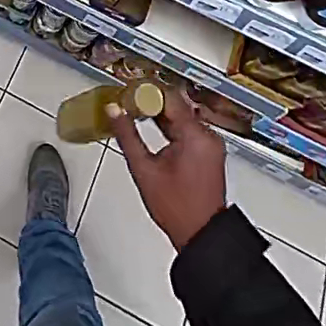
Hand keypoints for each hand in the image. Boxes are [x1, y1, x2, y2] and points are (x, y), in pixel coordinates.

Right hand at [109, 87, 226, 249]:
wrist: (201, 235)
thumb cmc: (177, 209)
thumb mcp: (144, 170)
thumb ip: (127, 136)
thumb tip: (115, 112)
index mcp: (195, 136)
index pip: (169, 98)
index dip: (146, 91)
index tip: (128, 91)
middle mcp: (208, 135)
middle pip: (176, 105)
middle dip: (151, 101)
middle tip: (128, 100)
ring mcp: (210, 143)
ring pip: (182, 115)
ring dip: (160, 113)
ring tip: (136, 112)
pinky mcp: (209, 151)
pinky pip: (188, 128)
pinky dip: (170, 125)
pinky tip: (153, 127)